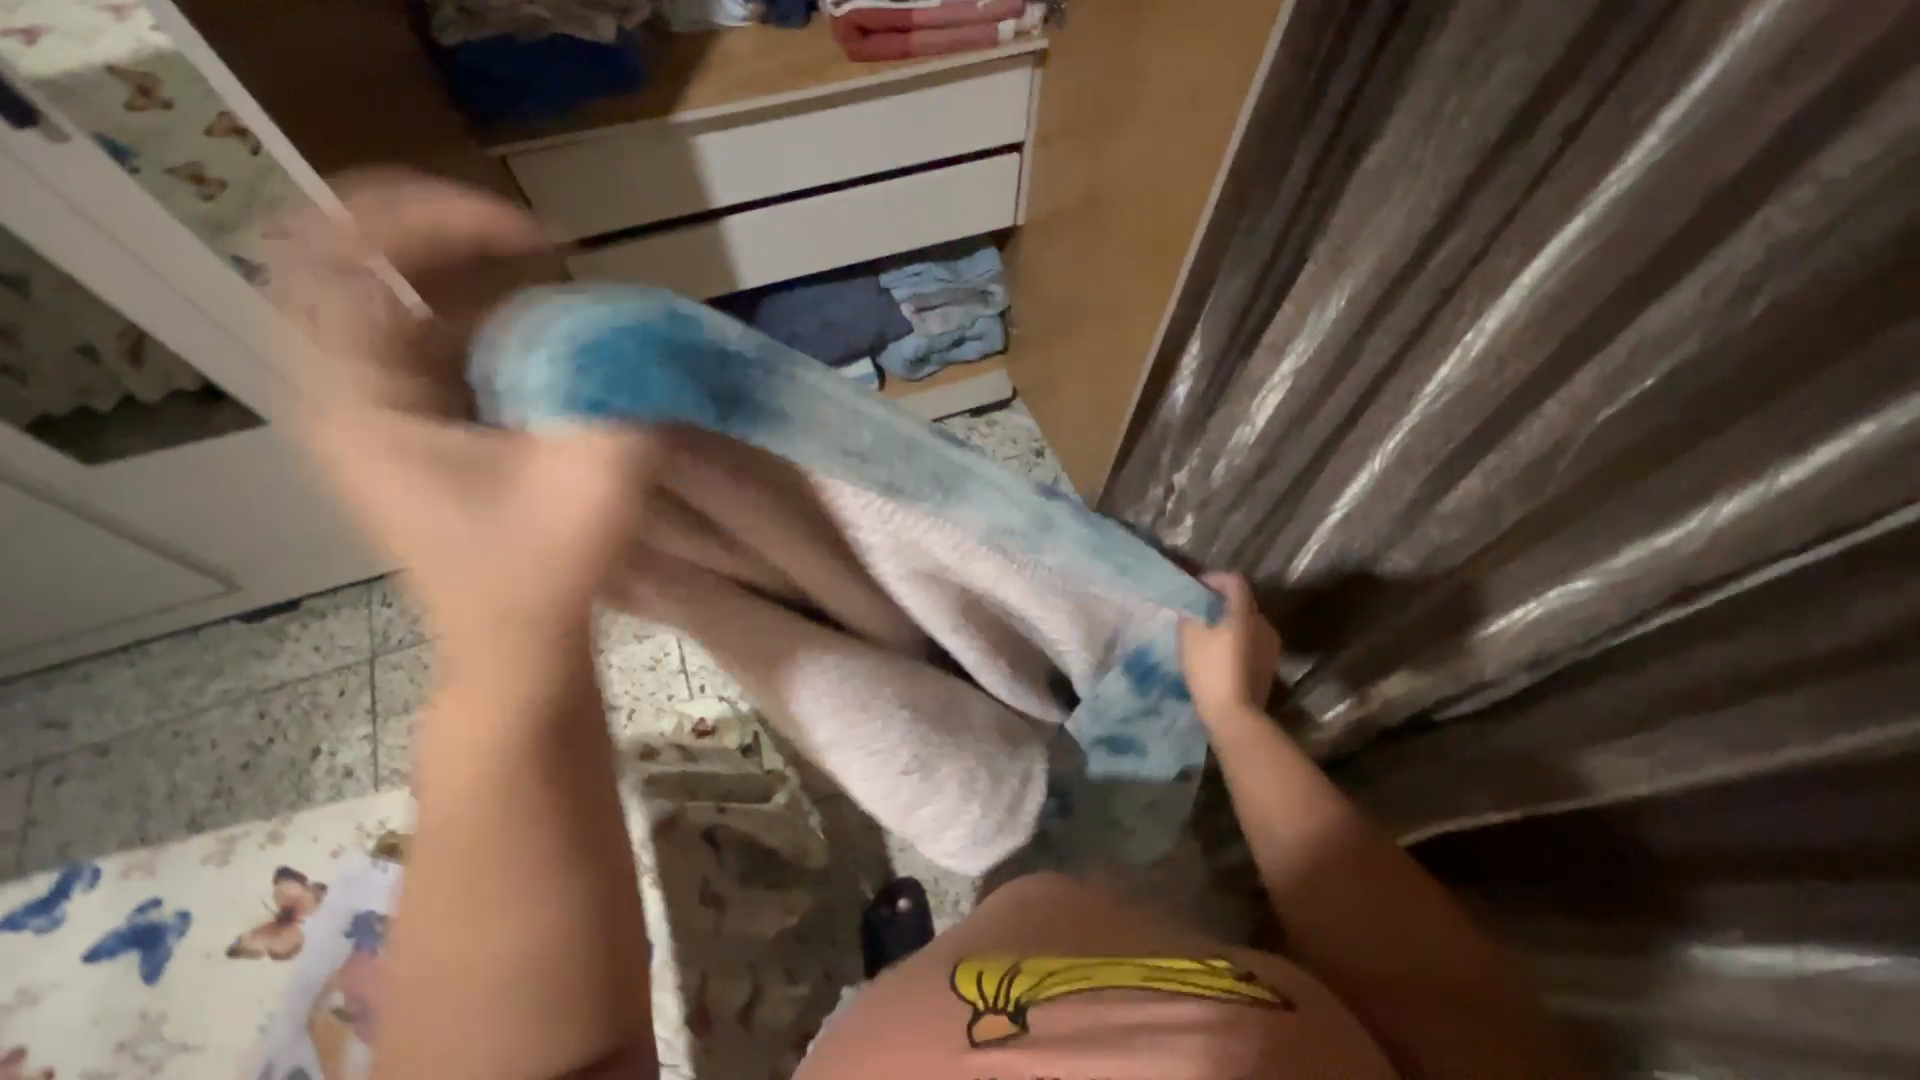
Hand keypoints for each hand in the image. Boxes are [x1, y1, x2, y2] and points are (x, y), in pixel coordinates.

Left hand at [271, 170, 657, 654]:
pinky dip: (477, 314)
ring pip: (389, 292)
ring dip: (464, 272)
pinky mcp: (402, 422)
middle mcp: (343, 392)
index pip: (341, 254)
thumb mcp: (591, 484)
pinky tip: (539, 334)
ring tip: (542, 278)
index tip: (534, 241)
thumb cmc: (540, 577)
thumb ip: (619, 396)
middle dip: (444, 233)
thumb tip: (636, 328)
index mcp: (359, 402)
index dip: (435, 219)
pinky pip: (421, 334)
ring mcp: (368, 406)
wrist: (513, 646)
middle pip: (350, 256)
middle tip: (530, 244)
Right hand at [1178, 573, 1281, 723]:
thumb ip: (1189, 617)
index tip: (1197, 587)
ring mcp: (1271, 647)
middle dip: (1221, 603)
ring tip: (1208, 635)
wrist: (1236, 715)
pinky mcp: (1269, 666)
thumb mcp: (1189, 639)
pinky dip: (1236, 641)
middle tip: (1199, 611)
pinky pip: (1252, 643)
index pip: (1235, 581)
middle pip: (1243, 603)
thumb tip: (1192, 613)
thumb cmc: (1211, 671)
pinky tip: (1220, 656)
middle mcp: (1264, 624)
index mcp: (1245, 613)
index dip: (1215, 579)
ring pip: (1248, 624)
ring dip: (1230, 624)